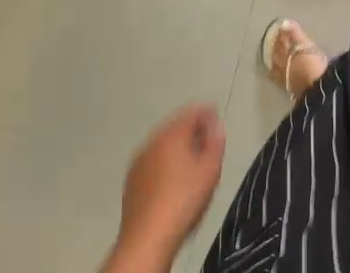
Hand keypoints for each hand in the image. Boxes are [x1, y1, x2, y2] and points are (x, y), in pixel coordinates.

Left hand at [103, 104, 225, 272]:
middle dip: (192, 132)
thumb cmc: (184, 199)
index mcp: (171, 134)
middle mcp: (151, 142)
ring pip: (163, 146)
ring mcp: (138, 162)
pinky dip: (165, 163)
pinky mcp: (131, 182)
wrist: (147, 238)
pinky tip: (173, 180)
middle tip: (208, 144)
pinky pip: (153, 162)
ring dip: (178, 148)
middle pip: (176, 128)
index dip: (208, 113)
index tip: (218, 122)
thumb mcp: (211, 168)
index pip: (193, 112)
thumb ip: (216, 140)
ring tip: (192, 164)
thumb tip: (215, 124)